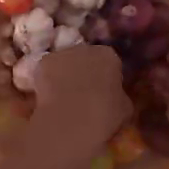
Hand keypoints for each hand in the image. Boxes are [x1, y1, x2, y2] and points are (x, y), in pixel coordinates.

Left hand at [28, 44, 130, 168]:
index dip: (105, 77)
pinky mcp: (44, 63)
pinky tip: (48, 97)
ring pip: (63, 63)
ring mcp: (62, 53)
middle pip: (84, 58)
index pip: (109, 62)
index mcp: (109, 56)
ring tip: (62, 97)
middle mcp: (85, 48)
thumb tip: (113, 95)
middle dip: (83, 71)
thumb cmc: (104, 115)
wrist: (71, 120)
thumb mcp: (124, 107)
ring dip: (64, 74)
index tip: (102, 91)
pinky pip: (46, 71)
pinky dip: (46, 80)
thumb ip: (118, 94)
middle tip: (81, 93)